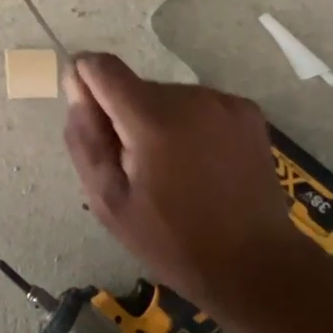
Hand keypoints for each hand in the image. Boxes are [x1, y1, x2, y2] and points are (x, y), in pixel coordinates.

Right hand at [62, 53, 301, 314]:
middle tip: (138, 167)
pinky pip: (200, 105)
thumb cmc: (174, 241)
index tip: (88, 112)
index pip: (101, 67)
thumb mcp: (110, 203)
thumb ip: (85, 139)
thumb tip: (75, 88)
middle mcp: (188, 97)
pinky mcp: (247, 111)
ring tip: (175, 170)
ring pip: (169, 97)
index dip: (85, 80)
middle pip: (136, 87)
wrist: (256, 266)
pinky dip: (193, 125)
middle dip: (126, 115)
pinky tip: (204, 164)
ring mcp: (223, 101)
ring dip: (160, 121)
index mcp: (151, 118)